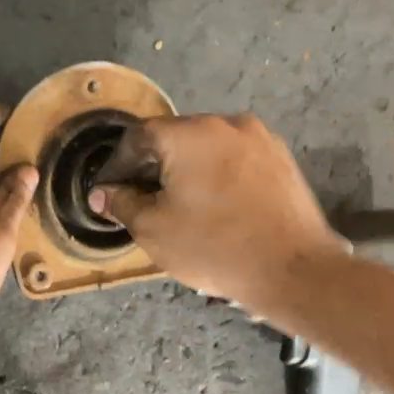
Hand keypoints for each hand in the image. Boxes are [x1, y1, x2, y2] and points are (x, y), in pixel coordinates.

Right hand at [87, 113, 343, 309]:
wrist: (292, 269)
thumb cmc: (212, 246)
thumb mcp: (152, 228)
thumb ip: (122, 203)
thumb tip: (102, 193)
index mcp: (189, 134)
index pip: (137, 137)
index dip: (116, 165)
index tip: (108, 192)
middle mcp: (226, 124)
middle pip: (173, 138)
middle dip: (151, 166)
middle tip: (138, 200)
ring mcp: (259, 138)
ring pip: (205, 148)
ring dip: (184, 171)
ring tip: (176, 205)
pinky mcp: (280, 158)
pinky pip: (233, 159)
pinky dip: (214, 175)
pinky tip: (211, 206)